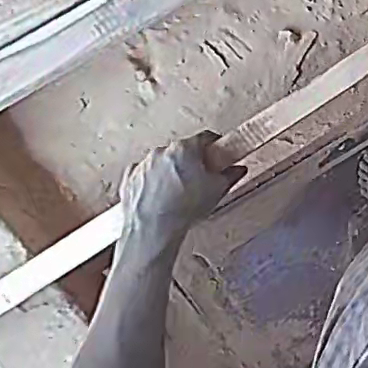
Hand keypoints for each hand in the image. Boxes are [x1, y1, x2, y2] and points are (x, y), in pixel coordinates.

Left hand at [119, 132, 245, 243]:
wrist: (152, 229)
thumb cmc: (183, 207)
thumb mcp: (218, 189)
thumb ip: (231, 174)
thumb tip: (237, 170)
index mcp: (185, 148)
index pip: (205, 137)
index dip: (215, 146)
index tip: (219, 155)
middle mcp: (162, 152)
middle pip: (183, 150)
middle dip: (193, 161)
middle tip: (202, 178)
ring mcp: (143, 165)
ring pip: (163, 162)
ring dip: (172, 171)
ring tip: (181, 192)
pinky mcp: (129, 180)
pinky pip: (145, 175)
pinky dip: (153, 182)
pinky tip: (162, 197)